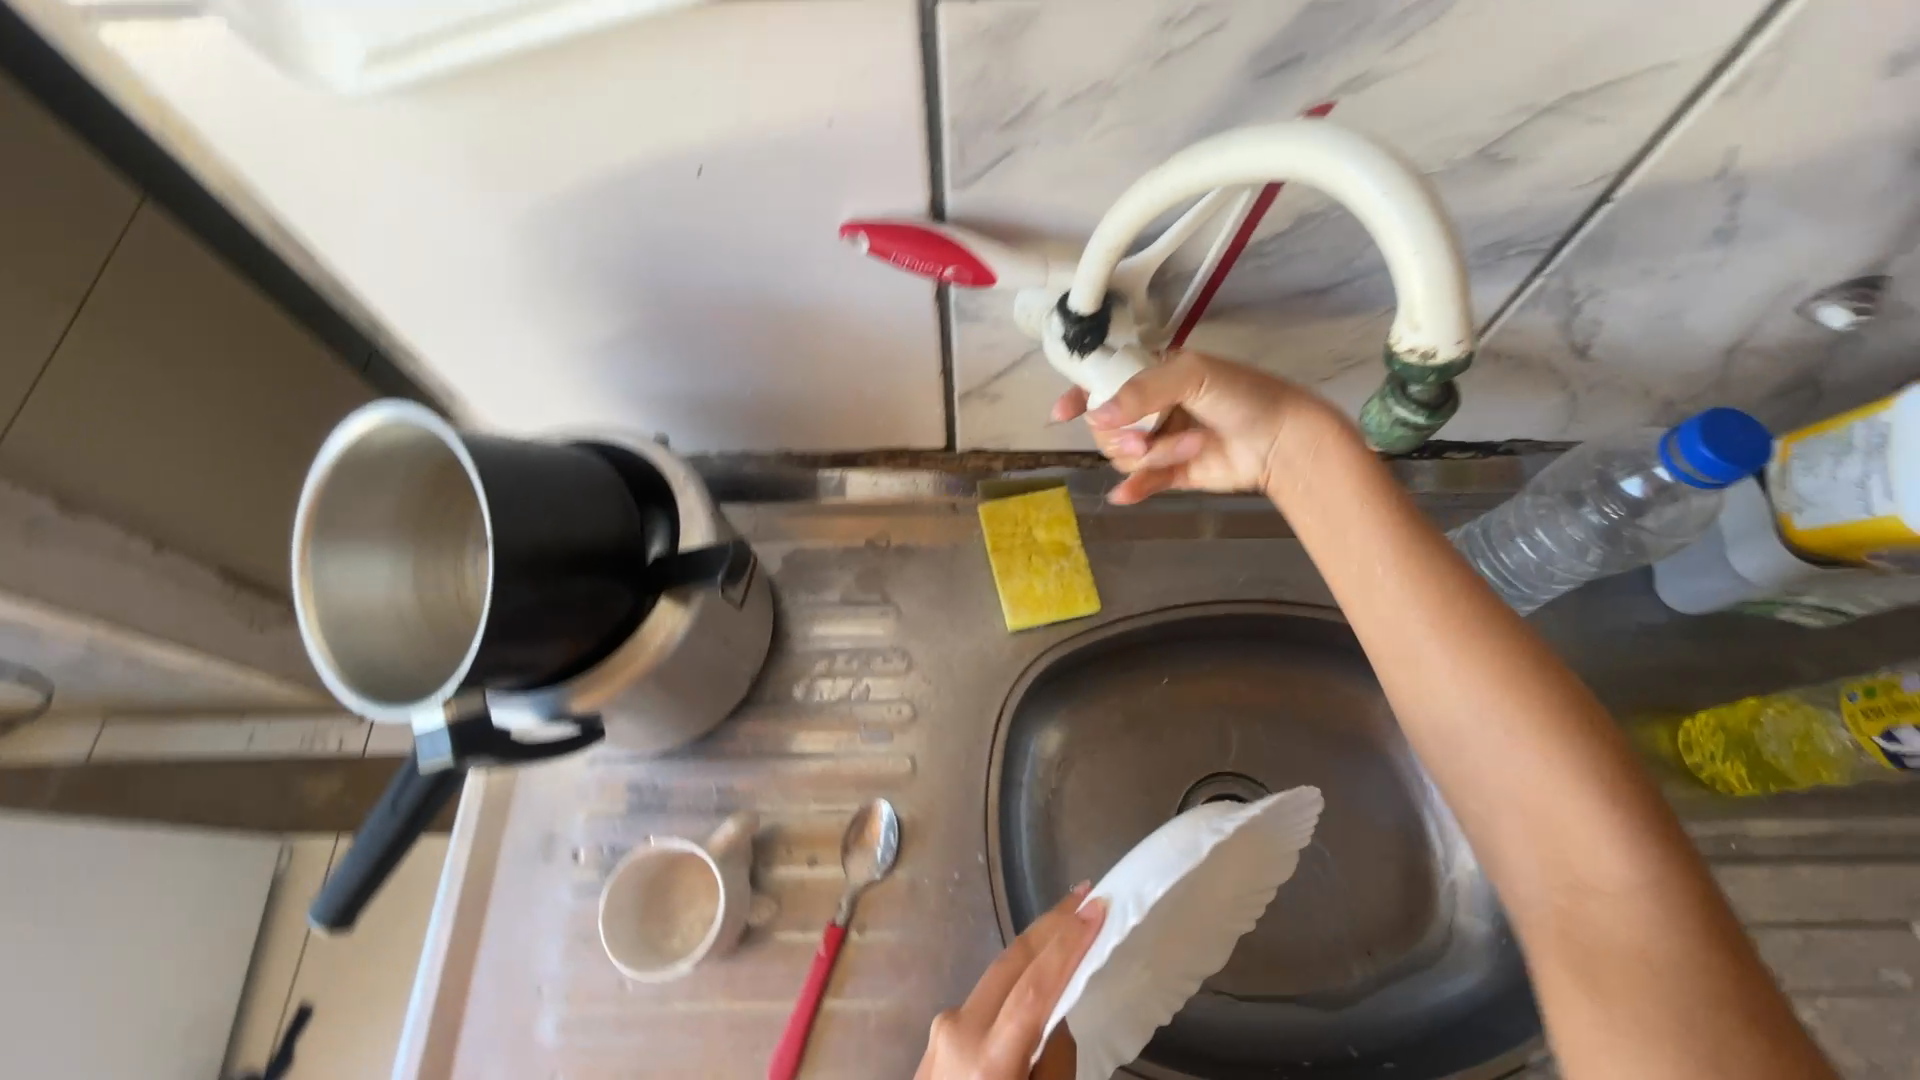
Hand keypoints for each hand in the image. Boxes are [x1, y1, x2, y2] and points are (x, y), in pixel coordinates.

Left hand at [914, 884, 1107, 1079]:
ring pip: (997, 975)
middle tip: (1087, 894)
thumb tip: (1057, 1018)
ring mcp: (942, 1028)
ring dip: (1035, 947)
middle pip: (1012, 963)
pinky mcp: (937, 1034)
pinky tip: (1036, 973)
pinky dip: (1015, 979)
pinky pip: (985, 998)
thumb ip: (1055, 1064)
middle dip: (1051, 925)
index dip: (1068, 945)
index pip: (1035, 987)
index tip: (1097, 907)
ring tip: (1069, 923)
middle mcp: (959, 1030)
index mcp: (988, 1060)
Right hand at [1051, 350, 1342, 504]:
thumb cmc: (1241, 394)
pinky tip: (1125, 496)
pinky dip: (1132, 489)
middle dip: (1123, 437)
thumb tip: (1094, 417)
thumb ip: (1141, 392)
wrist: (1282, 439)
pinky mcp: (1172, 474)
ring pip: (1125, 457)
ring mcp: (1160, 443)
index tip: (1061, 414)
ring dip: (1153, 455)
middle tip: (1146, 439)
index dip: (1079, 397)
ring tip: (1190, 447)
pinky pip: (1139, 483)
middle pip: (1107, 429)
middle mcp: (1150, 410)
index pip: (1102, 384)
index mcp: (1152, 378)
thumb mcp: (1192, 375)